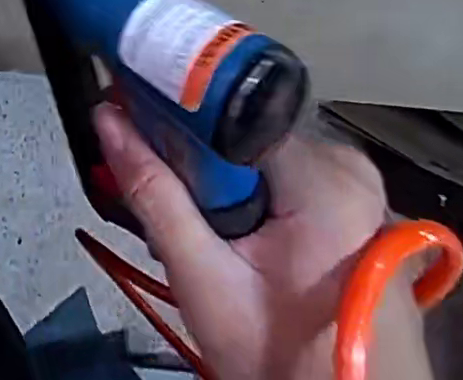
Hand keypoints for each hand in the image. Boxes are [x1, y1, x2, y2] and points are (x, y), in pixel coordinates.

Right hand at [93, 104, 427, 379]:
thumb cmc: (286, 364)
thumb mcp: (205, 283)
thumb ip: (153, 193)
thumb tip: (106, 117)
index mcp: (326, 174)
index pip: (227, 108)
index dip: (170, 108)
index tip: (124, 113)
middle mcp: (348, 165)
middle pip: (239, 127)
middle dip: (189, 151)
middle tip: (153, 183)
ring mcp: (356, 187)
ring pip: (254, 148)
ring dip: (212, 172)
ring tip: (187, 216)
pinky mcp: (353, 209)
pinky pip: (279, 172)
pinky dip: (243, 188)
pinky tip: (224, 228)